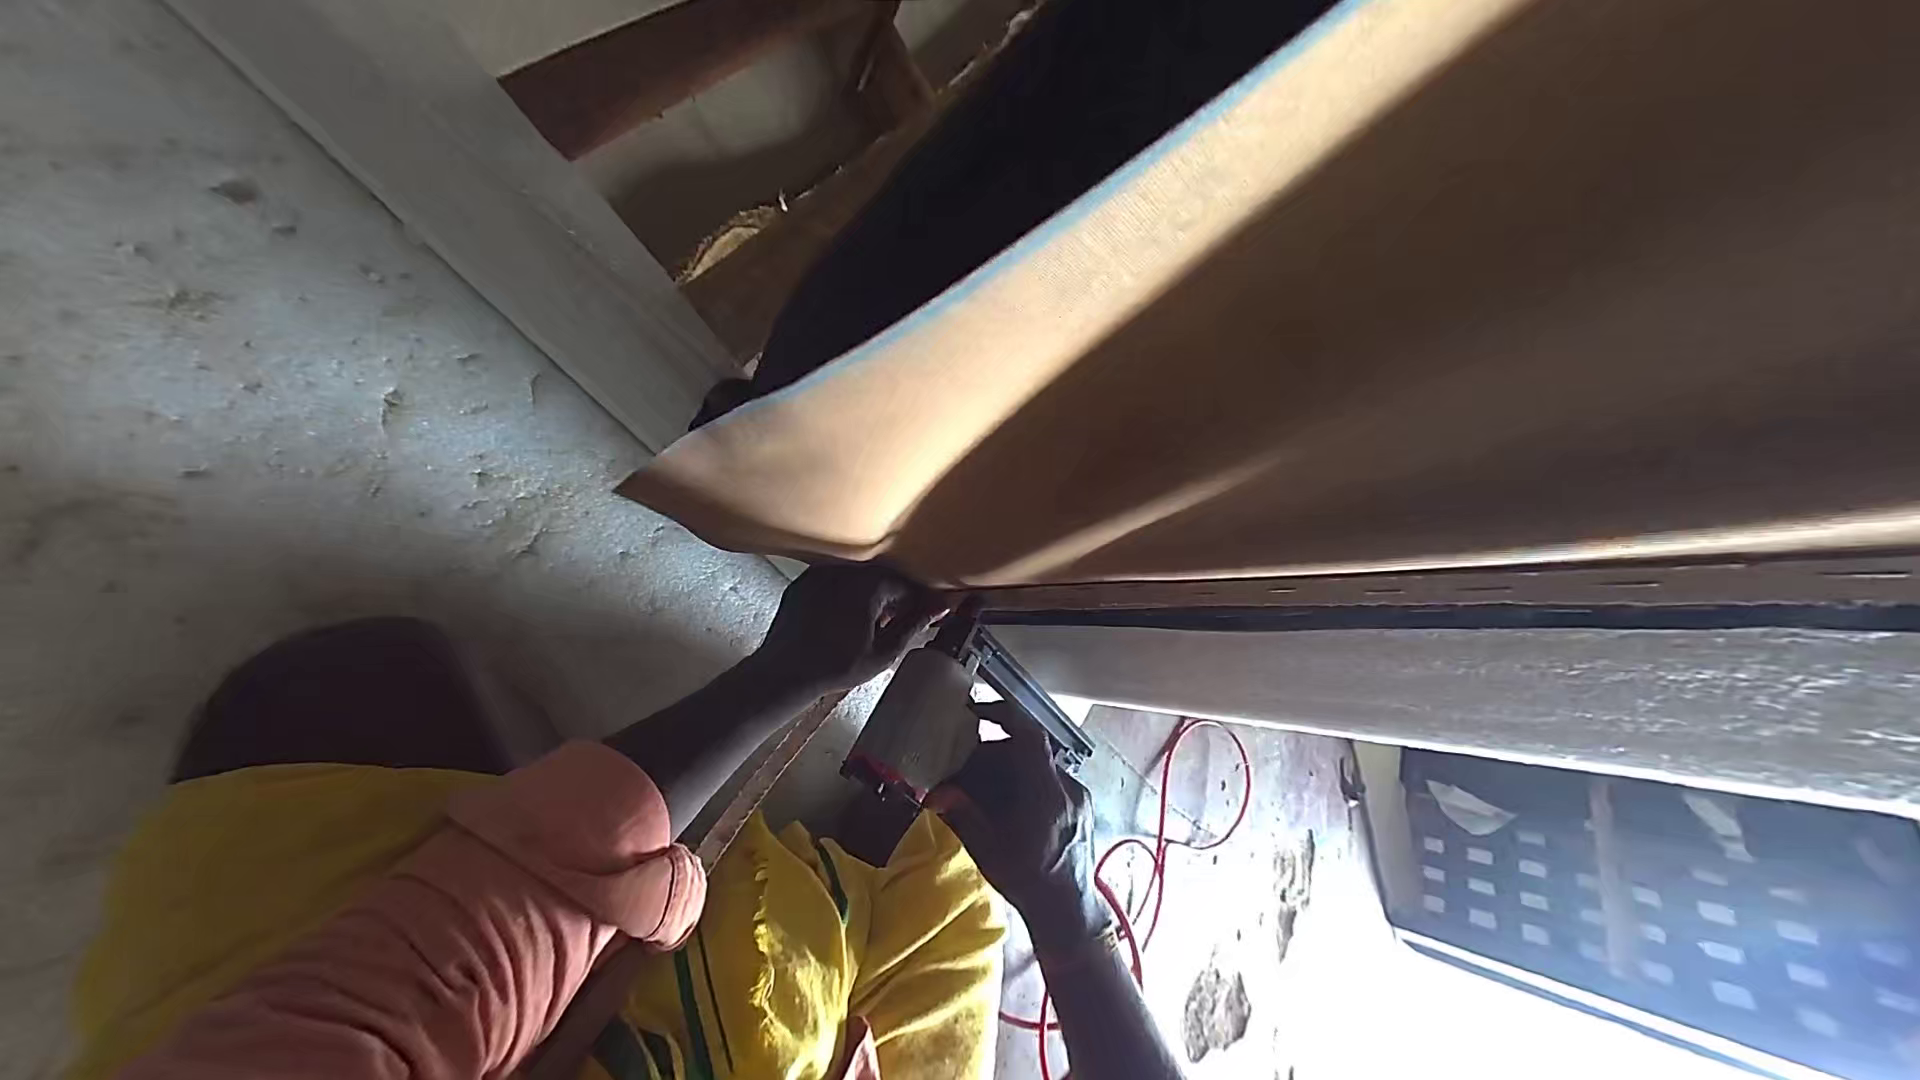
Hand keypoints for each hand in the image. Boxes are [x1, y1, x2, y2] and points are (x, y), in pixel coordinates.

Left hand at [744, 564, 945, 694]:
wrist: (785, 672)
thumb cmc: (836, 666)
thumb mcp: (884, 651)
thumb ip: (915, 624)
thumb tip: (940, 608)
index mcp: (869, 583)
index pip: (906, 583)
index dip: (916, 601)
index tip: (921, 615)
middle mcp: (845, 569)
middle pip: (882, 574)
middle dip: (892, 595)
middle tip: (895, 620)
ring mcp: (821, 572)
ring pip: (857, 575)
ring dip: (868, 592)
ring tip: (869, 621)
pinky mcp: (804, 581)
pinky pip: (834, 579)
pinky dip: (844, 592)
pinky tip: (843, 618)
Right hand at [927, 701, 1109, 947]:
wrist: (1071, 915)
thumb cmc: (1029, 884)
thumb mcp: (990, 851)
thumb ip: (965, 815)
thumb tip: (937, 793)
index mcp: (1046, 796)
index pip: (1030, 736)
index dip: (1003, 715)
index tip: (977, 711)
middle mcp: (1067, 788)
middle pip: (1028, 749)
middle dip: (995, 750)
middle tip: (968, 764)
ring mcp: (1078, 794)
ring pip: (1039, 763)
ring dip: (1010, 765)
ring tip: (984, 786)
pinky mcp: (1081, 802)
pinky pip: (1050, 776)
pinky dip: (1026, 778)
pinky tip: (1008, 799)